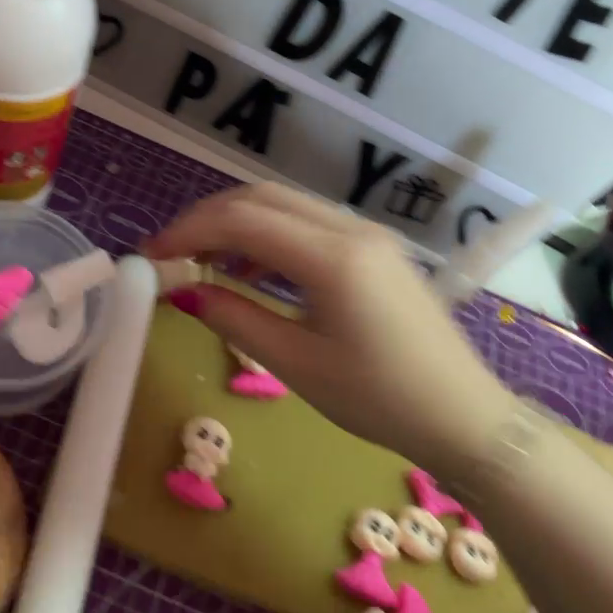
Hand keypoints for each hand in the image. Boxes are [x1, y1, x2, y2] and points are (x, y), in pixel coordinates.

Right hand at [145, 184, 510, 461]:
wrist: (462, 415)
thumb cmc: (378, 400)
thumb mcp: (296, 364)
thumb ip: (234, 318)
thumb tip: (185, 293)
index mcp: (333, 258)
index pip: (242, 221)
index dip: (188, 231)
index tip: (151, 256)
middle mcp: (350, 229)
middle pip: (261, 198)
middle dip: (207, 218)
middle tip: (170, 253)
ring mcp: (366, 234)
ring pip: (284, 204)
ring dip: (237, 223)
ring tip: (201, 261)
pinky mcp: (373, 247)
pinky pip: (308, 223)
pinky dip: (268, 234)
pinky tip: (248, 268)